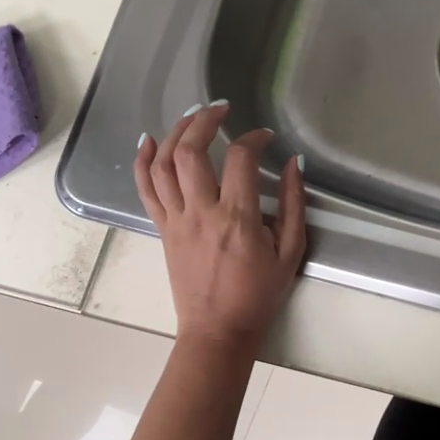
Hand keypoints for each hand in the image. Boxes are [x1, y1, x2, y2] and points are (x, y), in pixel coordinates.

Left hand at [133, 103, 306, 347]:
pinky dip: (144, 160)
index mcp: (238, 218)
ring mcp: (176, 219)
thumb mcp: (291, 251)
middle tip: (222, 109)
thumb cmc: (260, 293)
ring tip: (193, 116)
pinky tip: (150, 140)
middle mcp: (201, 212)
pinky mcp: (163, 228)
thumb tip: (294, 163)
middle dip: (205, 121)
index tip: (267, 137)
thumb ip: (295, 204)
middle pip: (190, 152)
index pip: (240, 159)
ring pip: (163, 164)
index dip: (254, 138)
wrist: (218, 330)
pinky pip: (147, 188)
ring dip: (175, 133)